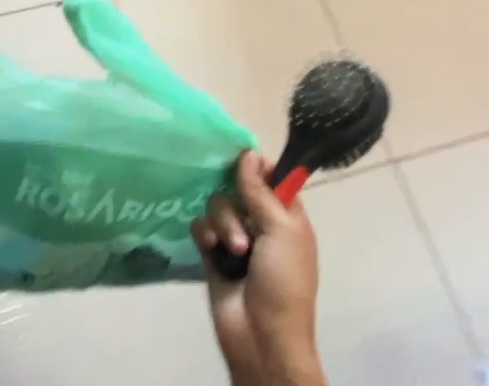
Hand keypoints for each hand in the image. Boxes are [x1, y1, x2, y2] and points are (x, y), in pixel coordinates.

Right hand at [192, 152, 322, 385]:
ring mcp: (235, 238)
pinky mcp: (212, 252)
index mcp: (287, 217)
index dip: (256, 167)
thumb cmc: (283, 282)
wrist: (260, 336)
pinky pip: (201, 225)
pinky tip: (211, 249)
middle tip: (243, 217)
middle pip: (238, 187)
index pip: (272, 177)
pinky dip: (205, 234)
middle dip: (235, 201)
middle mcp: (261, 223)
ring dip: (224, 224)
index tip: (241, 160)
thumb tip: (248, 152)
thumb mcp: (281, 231)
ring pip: (217, 205)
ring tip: (233, 250)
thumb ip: (260, 191)